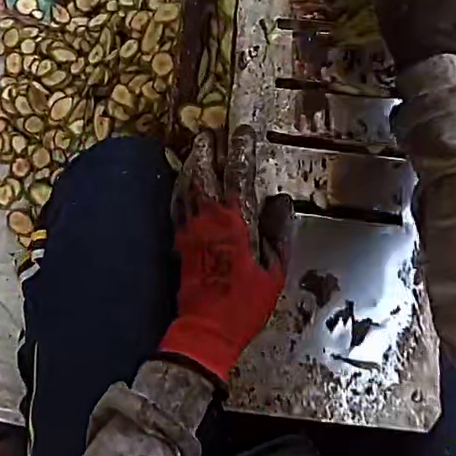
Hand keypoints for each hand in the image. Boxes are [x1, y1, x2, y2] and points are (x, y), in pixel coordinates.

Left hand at [160, 130, 289, 384]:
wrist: (207, 324)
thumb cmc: (245, 300)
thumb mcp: (274, 269)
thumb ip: (278, 232)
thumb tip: (279, 201)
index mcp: (235, 220)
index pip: (238, 175)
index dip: (241, 150)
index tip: (243, 132)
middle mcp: (208, 216)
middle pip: (204, 171)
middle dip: (208, 148)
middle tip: (212, 131)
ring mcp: (188, 224)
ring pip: (186, 183)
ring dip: (192, 161)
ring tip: (198, 146)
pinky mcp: (177, 236)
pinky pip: (176, 202)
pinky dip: (180, 184)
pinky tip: (182, 178)